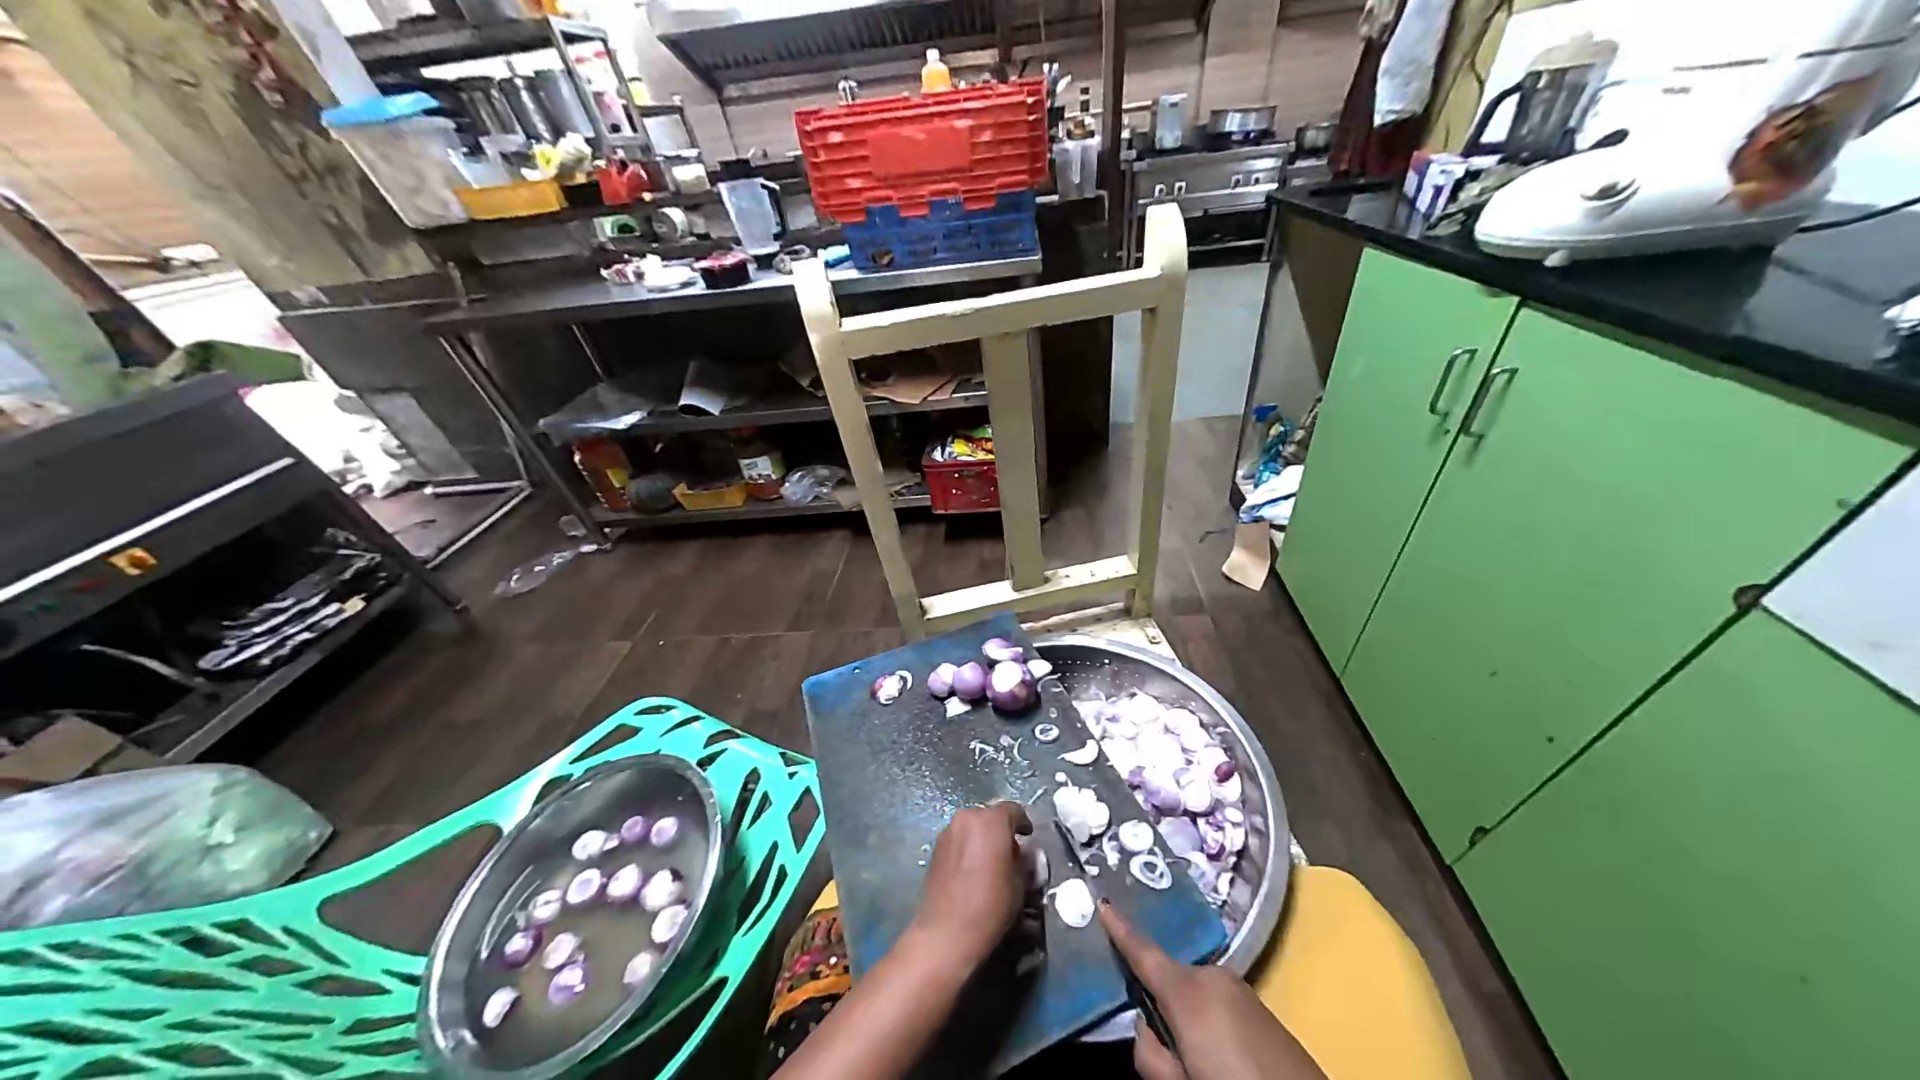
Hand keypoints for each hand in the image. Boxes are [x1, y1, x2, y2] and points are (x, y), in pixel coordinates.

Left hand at [907, 800, 1032, 965]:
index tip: (1028, 837)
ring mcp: (948, 831)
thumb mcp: (1020, 883)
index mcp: (991, 820)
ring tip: (990, 861)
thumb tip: (1019, 854)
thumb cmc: (990, 905)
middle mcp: (967, 817)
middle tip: (1010, 851)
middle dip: (1001, 829)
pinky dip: (968, 846)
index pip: (1013, 810)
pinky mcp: (936, 847)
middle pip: (990, 815)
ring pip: (972, 826)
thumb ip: (1022, 860)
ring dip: (983, 837)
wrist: (947, 930)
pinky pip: (958, 838)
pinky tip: (972, 869)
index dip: (1023, 823)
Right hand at [1097, 900, 1327, 1079]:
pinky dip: (1210, 1024)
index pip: (1143, 952)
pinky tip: (1226, 1063)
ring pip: (1193, 995)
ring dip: (1187, 1020)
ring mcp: (1241, 991)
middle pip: (1167, 980)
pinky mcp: (1262, 1009)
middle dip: (1159, 1008)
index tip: (1102, 903)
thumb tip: (1148, 1029)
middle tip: (1173, 1058)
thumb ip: (1150, 1053)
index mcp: (1188, 993)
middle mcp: (1212, 978)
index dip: (1119, 929)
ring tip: (1202, 1067)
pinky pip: (1217, 1005)